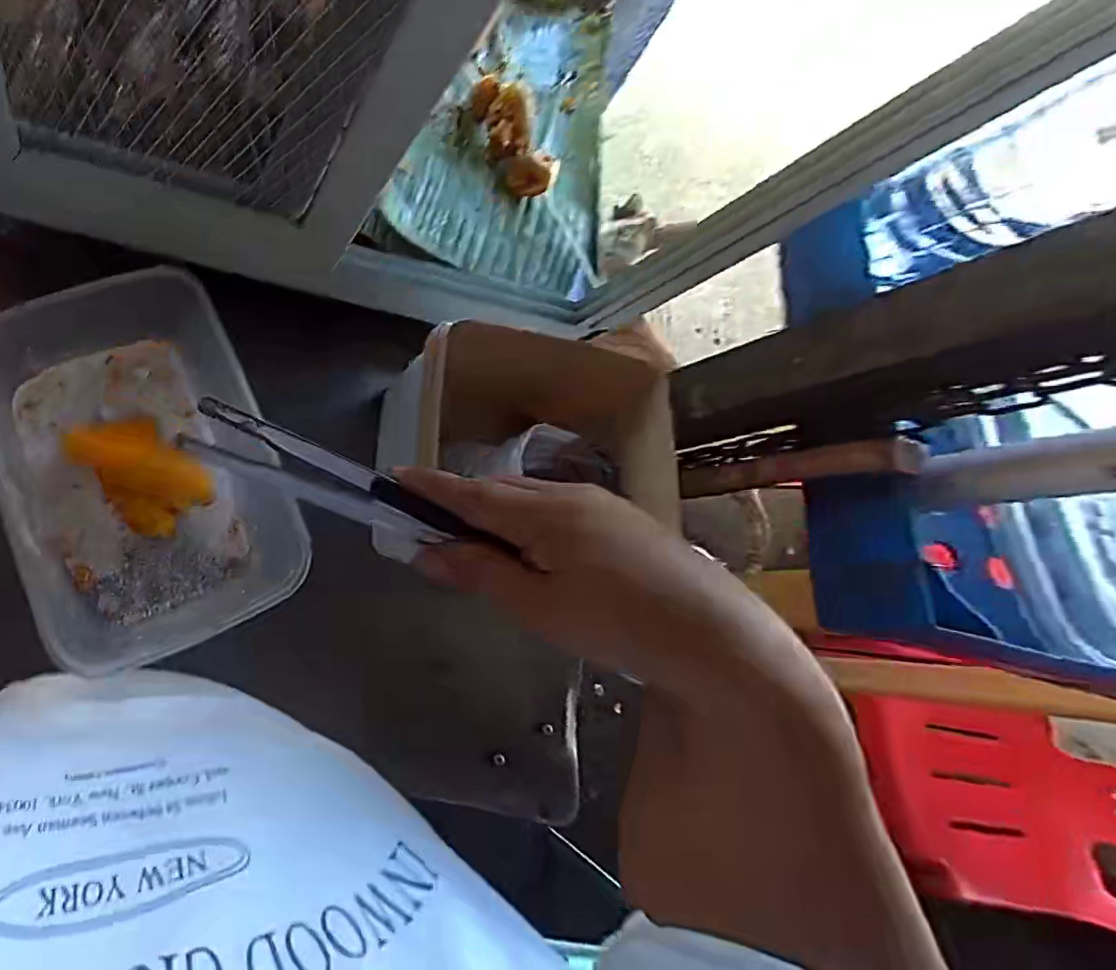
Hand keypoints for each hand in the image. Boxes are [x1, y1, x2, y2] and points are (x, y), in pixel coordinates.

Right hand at [397, 468, 821, 706]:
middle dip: (462, 504)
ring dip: (496, 514)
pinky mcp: (622, 520)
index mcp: (544, 510)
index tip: (395, 476)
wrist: (720, 640)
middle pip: (498, 490)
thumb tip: (427, 552)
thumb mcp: (537, 606)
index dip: (430, 486)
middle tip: (433, 530)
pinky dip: (528, 522)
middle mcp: (570, 493)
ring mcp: (600, 503)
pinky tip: (533, 552)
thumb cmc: (617, 624)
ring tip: (480, 547)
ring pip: (529, 498)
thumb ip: (480, 572)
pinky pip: (556, 509)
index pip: (470, 493)